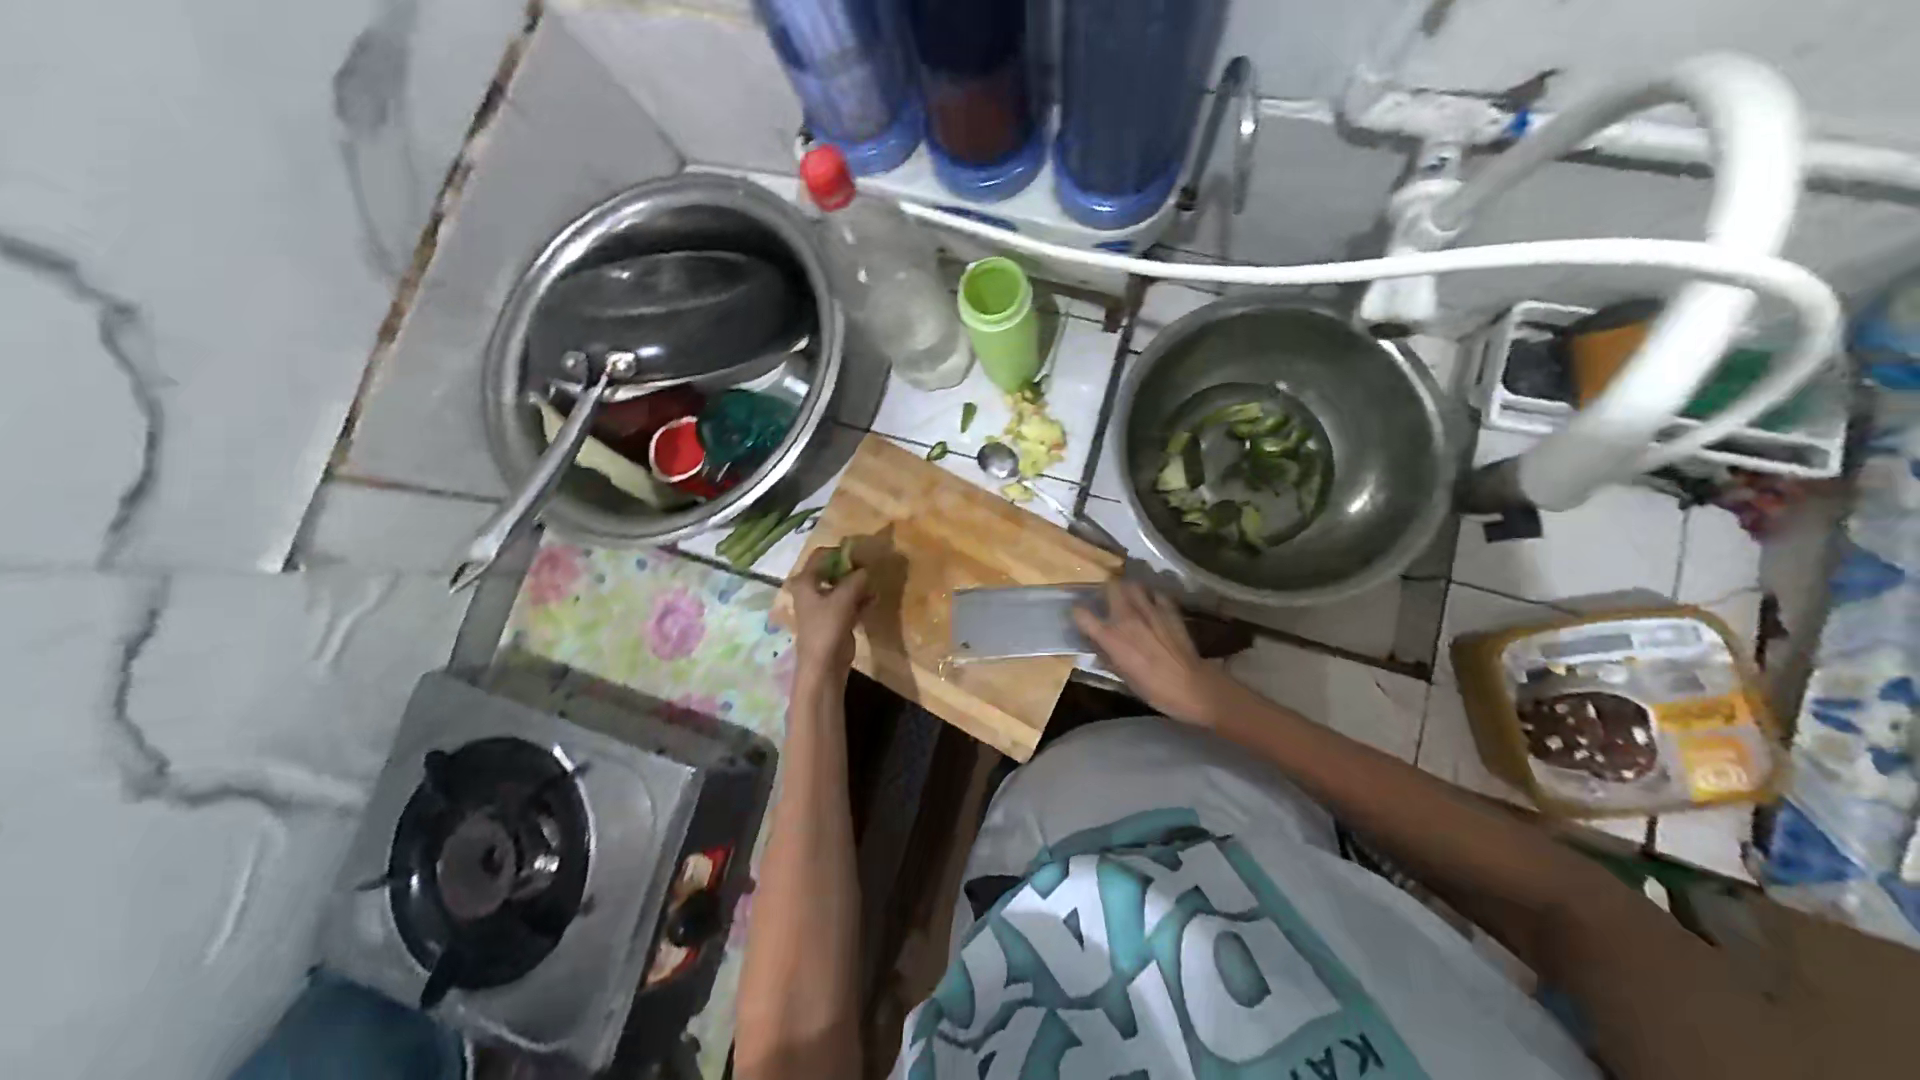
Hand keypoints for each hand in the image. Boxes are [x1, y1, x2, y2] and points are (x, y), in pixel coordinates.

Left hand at [789, 547, 871, 678]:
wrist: (824, 664)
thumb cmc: (827, 627)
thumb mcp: (843, 599)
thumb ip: (856, 580)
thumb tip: (867, 570)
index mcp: (806, 582)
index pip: (821, 556)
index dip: (839, 552)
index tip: (859, 555)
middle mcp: (812, 590)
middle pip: (833, 571)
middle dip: (852, 569)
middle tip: (869, 569)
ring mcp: (824, 605)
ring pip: (843, 586)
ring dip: (858, 585)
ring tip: (873, 586)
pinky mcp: (836, 618)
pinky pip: (849, 601)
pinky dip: (860, 599)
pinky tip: (873, 599)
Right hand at [1073, 580, 1230, 725]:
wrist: (1192, 687)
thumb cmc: (1154, 689)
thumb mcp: (1123, 677)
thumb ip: (1108, 657)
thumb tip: (1098, 646)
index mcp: (1111, 637)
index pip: (1082, 615)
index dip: (1079, 614)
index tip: (1082, 617)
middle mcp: (1127, 618)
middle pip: (1110, 588)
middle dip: (1106, 591)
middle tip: (1107, 601)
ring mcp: (1150, 610)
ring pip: (1133, 585)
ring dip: (1128, 589)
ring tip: (1129, 598)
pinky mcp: (1170, 610)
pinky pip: (1157, 594)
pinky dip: (1152, 596)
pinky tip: (1153, 605)